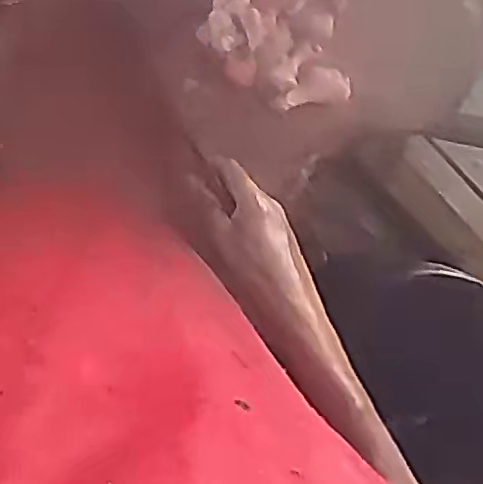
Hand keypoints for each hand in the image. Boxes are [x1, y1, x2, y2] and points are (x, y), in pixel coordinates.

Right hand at [186, 156, 317, 326]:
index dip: (204, 164)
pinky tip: (227, 242)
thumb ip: (203, 205)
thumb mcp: (218, 238)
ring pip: (246, 202)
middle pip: (238, 183)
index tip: (186, 168)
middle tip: (189, 194)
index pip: (227, 165)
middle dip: (213, 186)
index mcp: (256, 198)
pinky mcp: (286, 243)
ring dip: (226, 205)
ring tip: (204, 219)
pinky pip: (256, 219)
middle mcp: (273, 204)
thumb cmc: (257, 279)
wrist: (296, 319)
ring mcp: (282, 223)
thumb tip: (189, 181)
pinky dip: (239, 222)